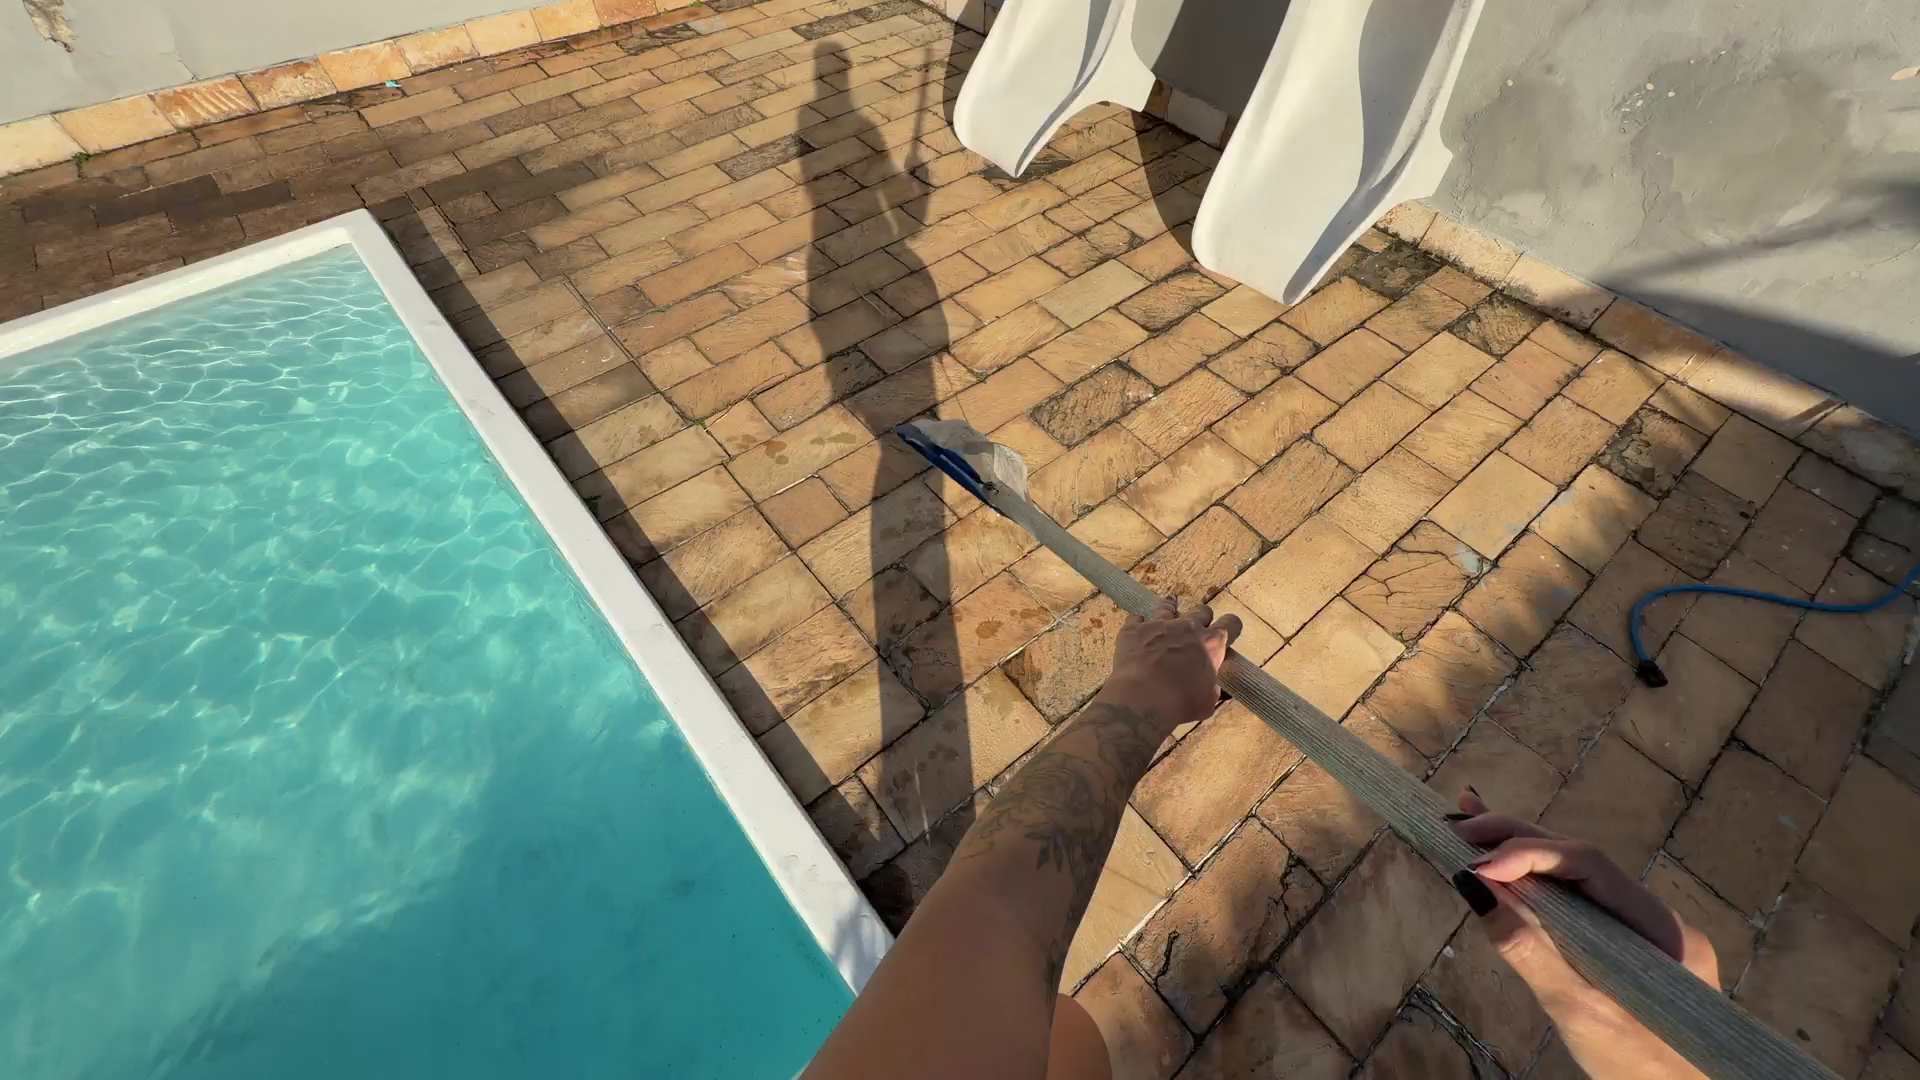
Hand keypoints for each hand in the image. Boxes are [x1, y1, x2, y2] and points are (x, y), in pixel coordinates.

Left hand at [1100, 596, 1239, 726]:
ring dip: (1169, 610)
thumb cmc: (1181, 703)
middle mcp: (1186, 627)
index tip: (1228, 630)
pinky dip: (1138, 624)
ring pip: (1167, 607)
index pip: (1230, 624)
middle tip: (1195, 627)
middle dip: (1200, 617)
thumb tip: (1210, 686)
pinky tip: (1136, 630)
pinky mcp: (1133, 629)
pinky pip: (1135, 618)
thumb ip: (1210, 687)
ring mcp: (1158, 624)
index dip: (1231, 626)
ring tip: (1167, 612)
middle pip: (1200, 610)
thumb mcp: (1207, 701)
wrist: (1143, 697)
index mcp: (1210, 644)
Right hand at [1450, 792, 1713, 1079]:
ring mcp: (1631, 924)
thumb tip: (1473, 885)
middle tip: (1457, 831)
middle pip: (1572, 856)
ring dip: (1512, 845)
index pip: (1586, 863)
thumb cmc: (1638, 1068)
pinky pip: (1564, 891)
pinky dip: (1524, 870)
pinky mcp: (1610, 937)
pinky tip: (1491, 847)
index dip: (1526, 853)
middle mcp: (1649, 915)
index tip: (1476, 866)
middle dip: (1512, 838)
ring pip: (1564, 868)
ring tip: (1462, 822)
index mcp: (1660, 928)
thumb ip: (1528, 948)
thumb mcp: (1579, 1012)